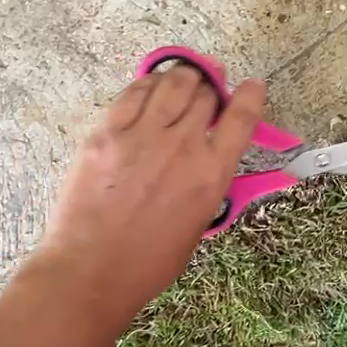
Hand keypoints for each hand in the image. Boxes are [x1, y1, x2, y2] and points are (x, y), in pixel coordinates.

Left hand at [28, 65, 265, 315]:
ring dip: (182, 76)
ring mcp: (141, 136)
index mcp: (212, 173)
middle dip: (211, 87)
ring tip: (182, 79)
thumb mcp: (201, 220)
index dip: (251, 95)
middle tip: (208, 87)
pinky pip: (133, 94)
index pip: (241, 118)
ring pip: (171, 84)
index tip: (253, 85)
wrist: (92, 270)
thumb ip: (209, 181)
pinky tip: (151, 89)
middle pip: (204, 94)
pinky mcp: (105, 133)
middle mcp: (182, 147)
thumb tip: (211, 156)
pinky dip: (148, 85)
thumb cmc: (152, 259)